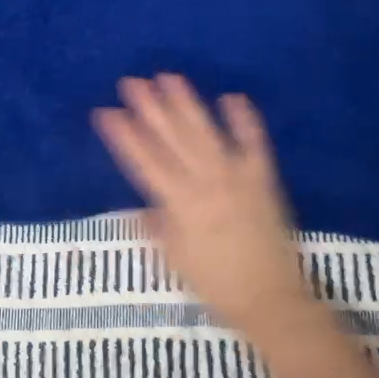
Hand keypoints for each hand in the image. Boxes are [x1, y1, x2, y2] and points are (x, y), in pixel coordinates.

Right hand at [92, 73, 311, 331]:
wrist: (272, 300)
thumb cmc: (216, 284)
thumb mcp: (175, 260)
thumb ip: (157, 227)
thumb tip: (141, 204)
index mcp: (179, 204)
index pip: (144, 161)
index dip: (124, 136)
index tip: (106, 112)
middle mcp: (205, 183)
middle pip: (172, 139)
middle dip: (150, 108)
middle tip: (131, 82)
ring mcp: (235, 177)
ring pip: (205, 132)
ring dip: (186, 104)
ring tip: (169, 77)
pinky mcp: (263, 178)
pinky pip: (254, 144)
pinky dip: (244, 120)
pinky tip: (232, 96)